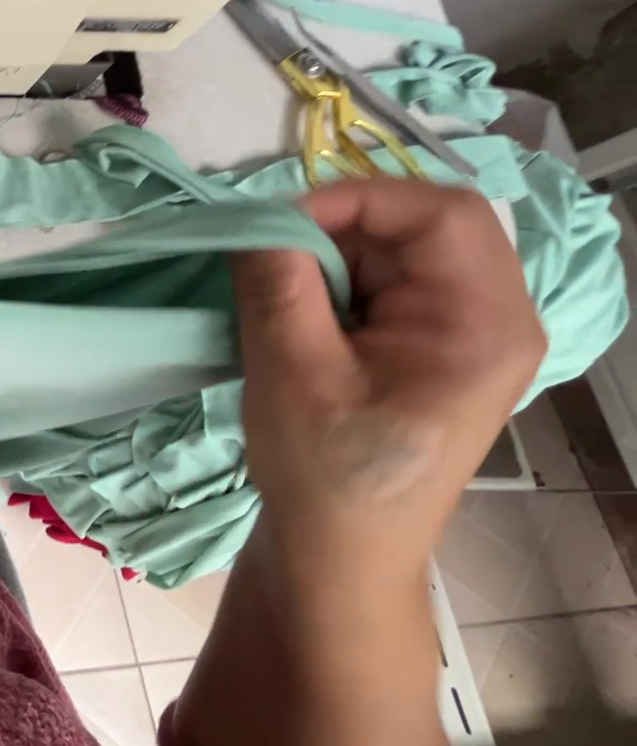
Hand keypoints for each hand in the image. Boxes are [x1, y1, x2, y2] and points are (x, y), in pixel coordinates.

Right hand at [230, 180, 546, 559]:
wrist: (338, 546)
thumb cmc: (325, 466)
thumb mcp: (290, 370)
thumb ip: (277, 285)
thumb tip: (256, 223)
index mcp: (483, 323)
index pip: (441, 215)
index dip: (356, 199)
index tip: (273, 225)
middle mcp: (489, 317)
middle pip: (420, 230)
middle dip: (333, 232)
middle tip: (262, 261)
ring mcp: (458, 334)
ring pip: (392, 256)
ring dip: (324, 261)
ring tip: (270, 296)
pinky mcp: (423, 348)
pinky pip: (378, 288)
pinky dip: (326, 286)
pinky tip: (289, 317)